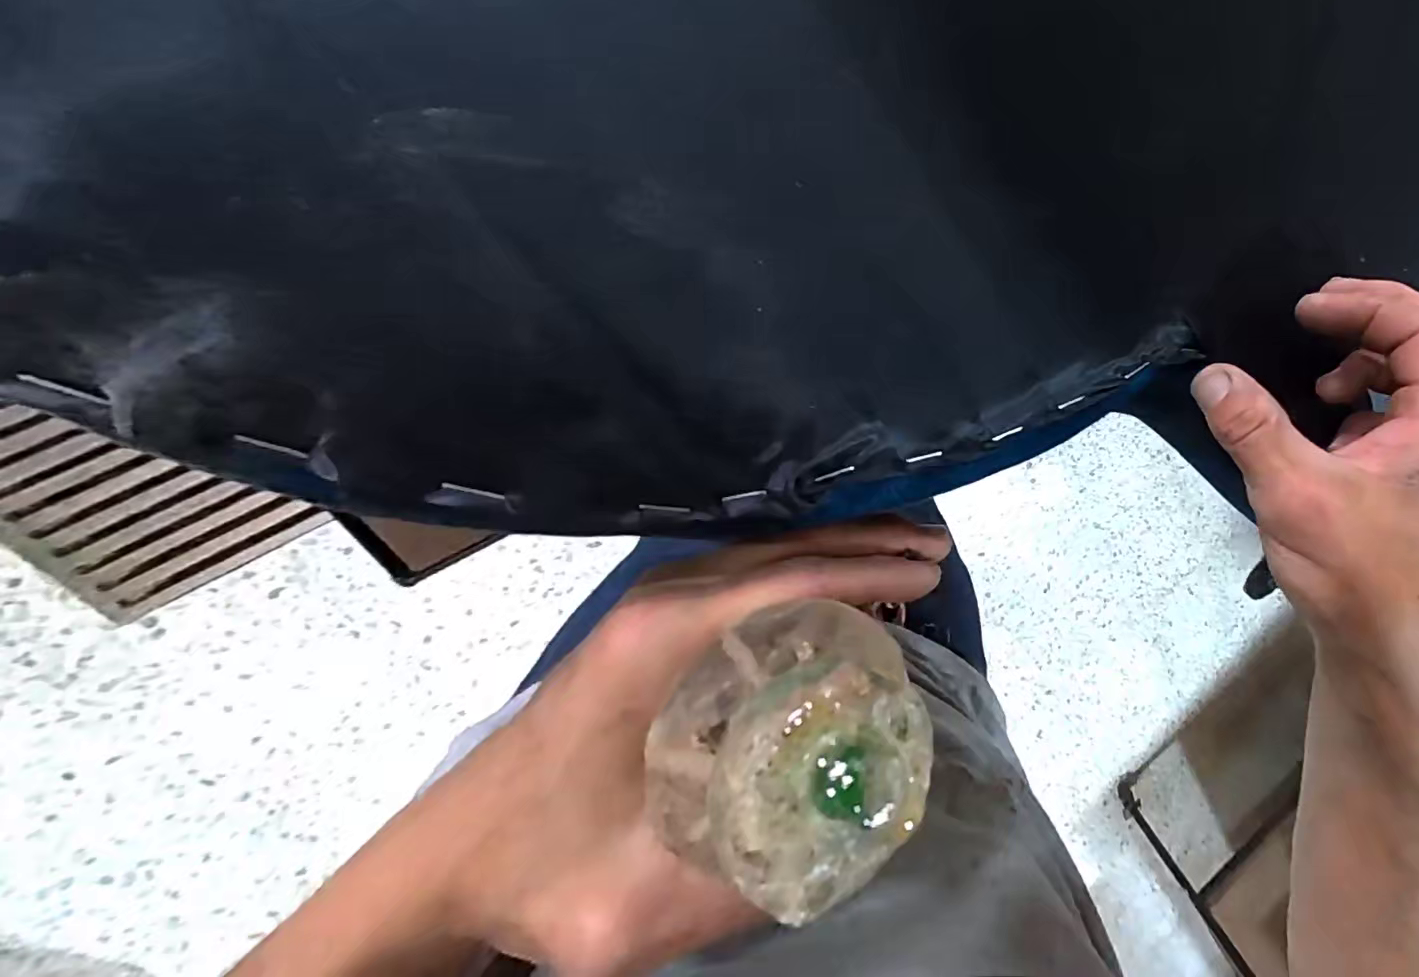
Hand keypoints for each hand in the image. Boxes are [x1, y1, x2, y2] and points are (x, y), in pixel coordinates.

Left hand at [237, 518, 951, 976]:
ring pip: (770, 549)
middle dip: (868, 543)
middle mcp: (665, 597)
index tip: (927, 577)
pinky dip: (808, 560)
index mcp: (663, 639)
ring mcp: (659, 598)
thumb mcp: (633, 908)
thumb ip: (745, 885)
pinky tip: (840, 572)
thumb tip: (855, 840)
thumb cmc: (540, 869)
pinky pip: (751, 567)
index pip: (788, 581)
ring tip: (905, 549)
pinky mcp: (658, 614)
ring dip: (842, 544)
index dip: (866, 575)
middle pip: (786, 549)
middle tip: (934, 551)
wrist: (453, 854)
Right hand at [1191, 278, 1418, 654]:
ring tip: (1316, 387)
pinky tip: (1324, 436)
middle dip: (1371, 323)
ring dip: (1367, 369)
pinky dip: (1363, 409)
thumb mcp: (1294, 494)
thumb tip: (1211, 375)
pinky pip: (1401, 425)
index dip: (1370, 305)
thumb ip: (1252, 429)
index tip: (1306, 309)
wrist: (1395, 659)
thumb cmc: (1359, 575)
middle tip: (1312, 320)